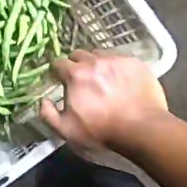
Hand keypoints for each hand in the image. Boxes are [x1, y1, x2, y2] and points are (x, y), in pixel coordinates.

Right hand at [38, 50, 168, 153]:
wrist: (142, 129)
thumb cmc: (101, 132)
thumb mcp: (67, 131)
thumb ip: (49, 114)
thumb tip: (43, 101)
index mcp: (75, 75)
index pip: (58, 63)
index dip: (57, 72)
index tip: (60, 82)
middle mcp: (95, 61)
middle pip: (78, 54)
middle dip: (76, 65)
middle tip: (81, 81)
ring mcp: (117, 59)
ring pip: (100, 54)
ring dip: (96, 63)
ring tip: (102, 79)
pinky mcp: (136, 63)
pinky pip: (120, 58)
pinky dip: (116, 67)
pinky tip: (120, 81)